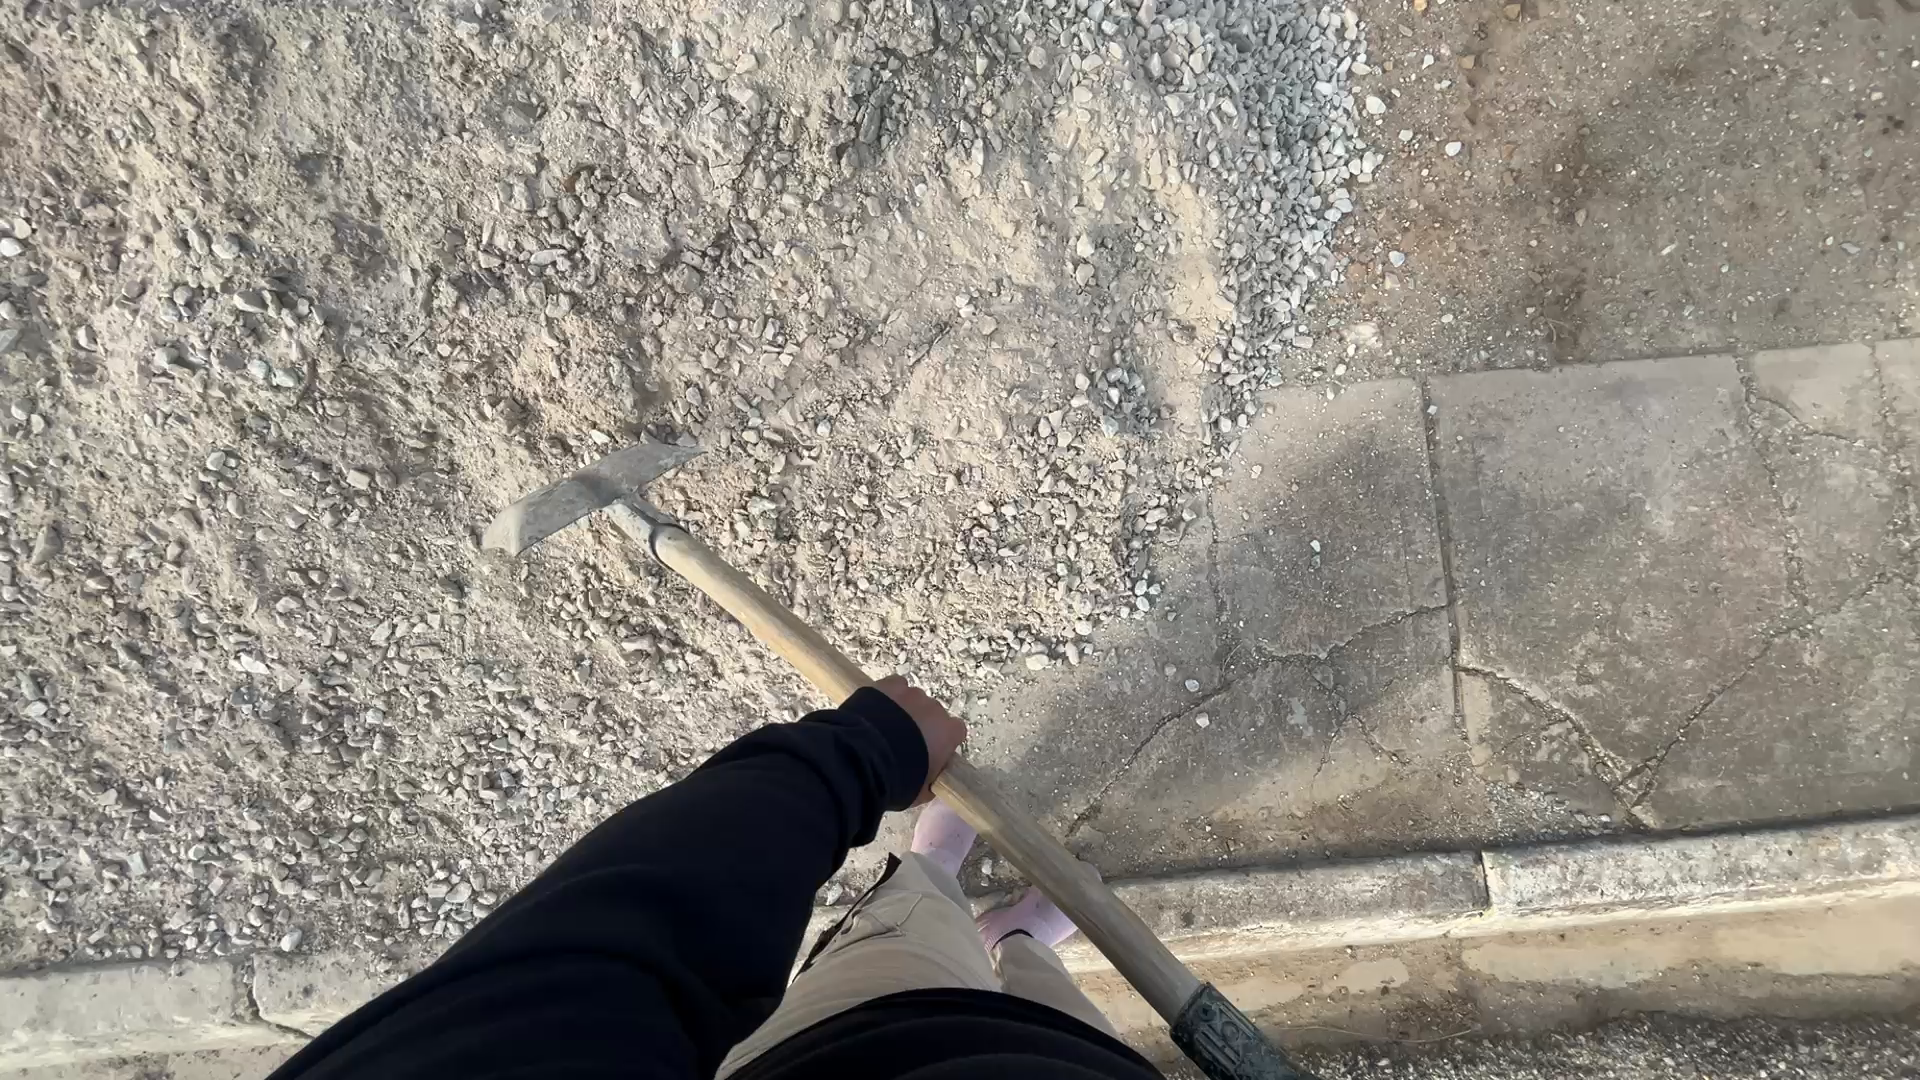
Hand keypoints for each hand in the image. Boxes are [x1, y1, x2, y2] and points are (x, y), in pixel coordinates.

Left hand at [872, 675, 966, 805]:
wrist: (862, 759)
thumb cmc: (898, 780)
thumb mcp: (921, 791)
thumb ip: (931, 779)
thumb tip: (931, 778)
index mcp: (948, 732)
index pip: (955, 731)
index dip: (943, 740)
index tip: (931, 751)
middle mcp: (934, 708)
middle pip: (932, 714)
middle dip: (921, 725)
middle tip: (903, 743)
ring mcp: (911, 694)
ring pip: (912, 700)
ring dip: (903, 711)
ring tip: (883, 729)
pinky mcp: (889, 685)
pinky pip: (893, 687)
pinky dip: (887, 697)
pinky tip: (875, 712)